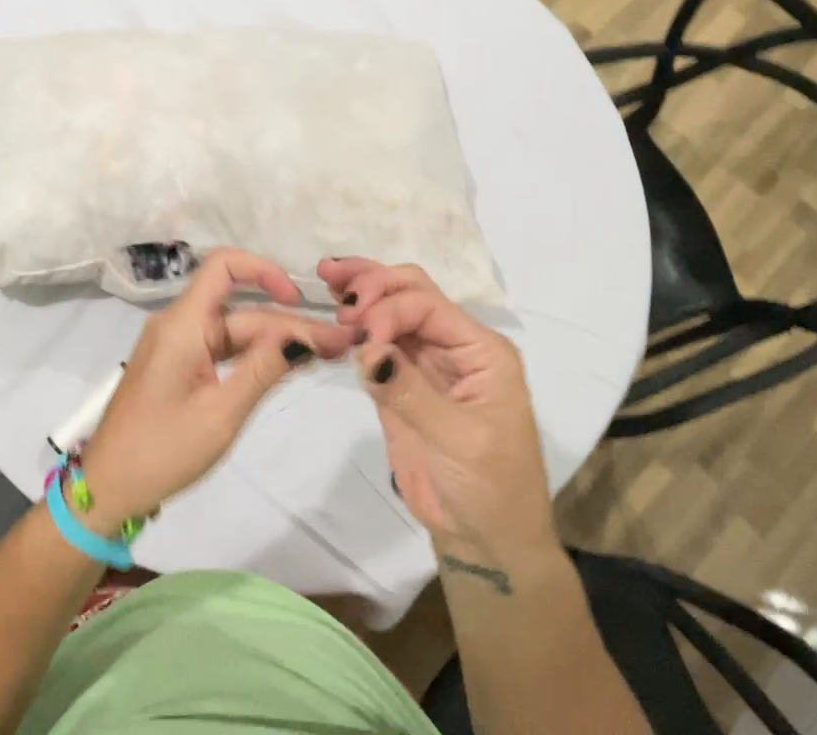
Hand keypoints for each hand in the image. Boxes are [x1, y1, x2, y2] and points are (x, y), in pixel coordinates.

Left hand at [79, 248, 356, 531]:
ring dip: (278, 341)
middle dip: (291, 324)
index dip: (264, 270)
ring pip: (235, 331)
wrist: (109, 487)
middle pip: (241, 309)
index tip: (300, 299)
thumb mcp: (221, 413)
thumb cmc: (161, 451)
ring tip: (329, 354)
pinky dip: (255, 356)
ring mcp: (177, 348)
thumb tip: (307, 334)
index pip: (223, 268)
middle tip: (343, 345)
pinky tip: (290, 365)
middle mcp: (178, 326)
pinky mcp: (178, 368)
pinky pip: (222, 350)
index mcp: (182, 326)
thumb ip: (264, 369)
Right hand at [320, 258, 558, 572]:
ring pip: (390, 315)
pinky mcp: (399, 387)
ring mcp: (424, 365)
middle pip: (411, 294)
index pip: (428, 305)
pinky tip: (333, 319)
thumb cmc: (490, 486)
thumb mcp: (458, 438)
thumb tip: (365, 348)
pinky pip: (375, 348)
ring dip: (361, 295)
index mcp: (482, 351)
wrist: (485, 537)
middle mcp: (454, 348)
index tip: (361, 334)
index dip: (390, 308)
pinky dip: (354, 331)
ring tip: (326, 277)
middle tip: (331, 282)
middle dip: (373, 282)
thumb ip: (410, 391)